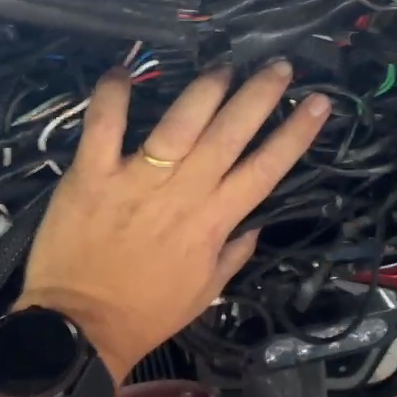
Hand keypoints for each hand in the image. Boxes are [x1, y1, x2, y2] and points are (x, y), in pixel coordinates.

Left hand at [17, 61, 329, 380]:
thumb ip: (235, 252)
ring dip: (205, 90)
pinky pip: (103, 127)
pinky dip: (112, 96)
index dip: (295, 133)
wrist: (79, 330)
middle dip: (259, 96)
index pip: (265, 169)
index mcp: (215, 221)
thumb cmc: (148, 313)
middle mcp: (183, 192)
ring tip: (224, 65)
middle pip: (230, 134)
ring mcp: (137, 180)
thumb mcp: (207, 291)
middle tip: (280, 66)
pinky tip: (123, 70)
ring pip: (180, 123)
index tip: (317, 102)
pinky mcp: (92, 175)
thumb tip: (255, 221)